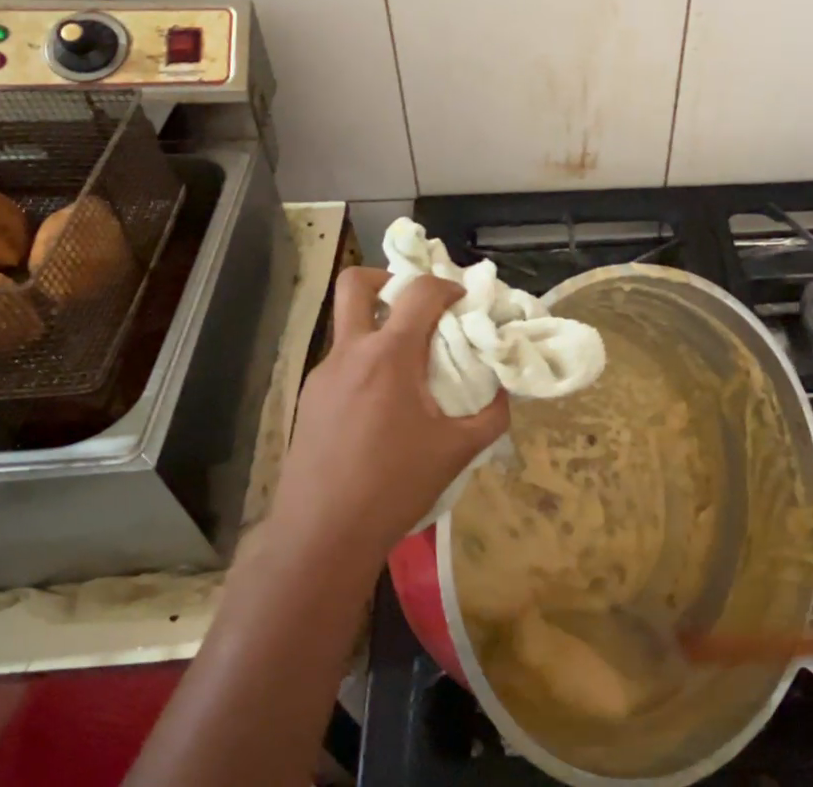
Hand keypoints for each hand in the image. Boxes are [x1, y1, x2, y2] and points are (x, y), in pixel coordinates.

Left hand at [275, 267, 509, 550]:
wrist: (323, 533)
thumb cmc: (395, 486)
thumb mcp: (457, 451)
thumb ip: (490, 415)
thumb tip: (502, 392)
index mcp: (389, 356)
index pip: (418, 291)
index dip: (447, 286)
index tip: (464, 301)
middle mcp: (350, 353)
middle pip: (355, 284)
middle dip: (387, 278)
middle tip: (417, 305)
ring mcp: (323, 376)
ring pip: (348, 327)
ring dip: (379, 327)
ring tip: (409, 365)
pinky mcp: (310, 401)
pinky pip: (342, 363)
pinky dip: (367, 364)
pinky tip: (384, 405)